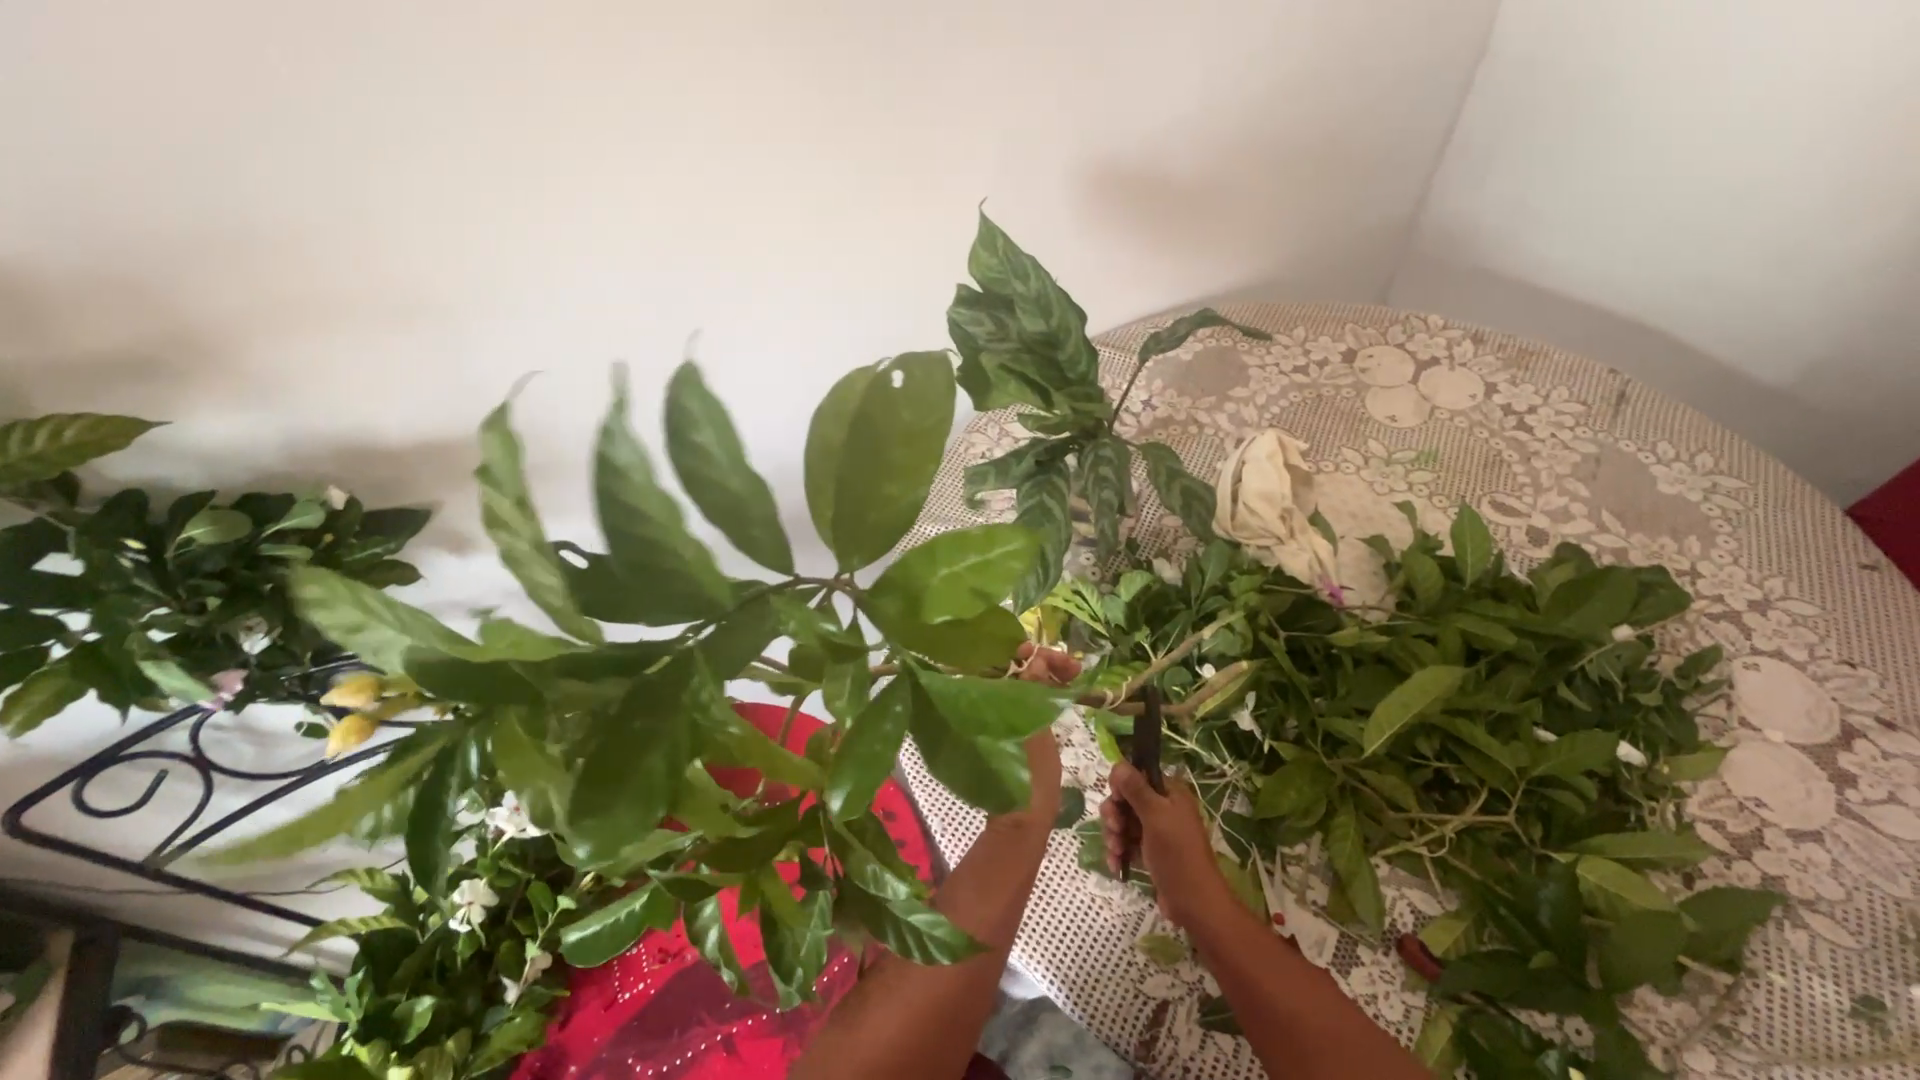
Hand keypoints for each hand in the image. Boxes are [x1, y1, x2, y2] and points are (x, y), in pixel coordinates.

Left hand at [1001, 643, 1078, 827]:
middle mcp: (984, 702)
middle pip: (1011, 666)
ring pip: (1019, 681)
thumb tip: (1035, 657)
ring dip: (1045, 673)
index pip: (1000, 658)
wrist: (1022, 819)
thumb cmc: (1028, 776)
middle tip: (1074, 669)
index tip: (1059, 661)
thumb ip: (1032, 689)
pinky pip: (1023, 697)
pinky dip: (1042, 690)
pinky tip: (1062, 690)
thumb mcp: (1035, 729)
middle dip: (1042, 661)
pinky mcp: (1008, 726)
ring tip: (1074, 676)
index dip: (1030, 653)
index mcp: (983, 701)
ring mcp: (996, 715)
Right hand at [1101, 763, 1230, 927]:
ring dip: (1114, 836)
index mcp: (1170, 793)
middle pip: (1126, 800)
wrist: (1194, 903)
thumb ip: (1136, 789)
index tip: (1117, 802)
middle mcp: (1164, 808)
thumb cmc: (1177, 855)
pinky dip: (1118, 852)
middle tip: (1115, 829)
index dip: (1121, 788)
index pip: (1137, 776)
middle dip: (1114, 815)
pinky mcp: (1150, 852)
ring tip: (1116, 853)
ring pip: (1123, 823)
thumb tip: (1119, 763)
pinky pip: (1126, 843)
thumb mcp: (1155, 817)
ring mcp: (1157, 831)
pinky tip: (1116, 866)